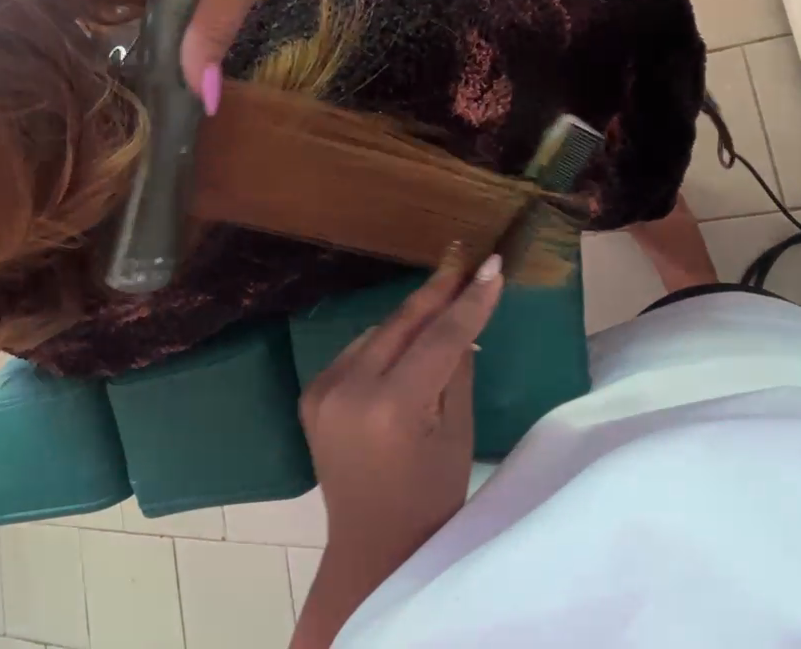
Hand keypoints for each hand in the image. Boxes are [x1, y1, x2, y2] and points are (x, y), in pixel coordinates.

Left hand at [301, 250, 505, 574]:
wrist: (372, 543)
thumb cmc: (430, 497)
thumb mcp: (457, 437)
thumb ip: (456, 374)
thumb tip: (460, 324)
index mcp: (392, 407)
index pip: (437, 339)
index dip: (468, 301)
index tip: (490, 266)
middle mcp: (348, 389)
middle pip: (399, 325)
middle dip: (435, 292)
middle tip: (464, 258)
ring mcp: (322, 389)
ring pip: (375, 335)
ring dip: (408, 320)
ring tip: (442, 298)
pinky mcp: (310, 393)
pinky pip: (354, 353)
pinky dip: (381, 345)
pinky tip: (403, 344)